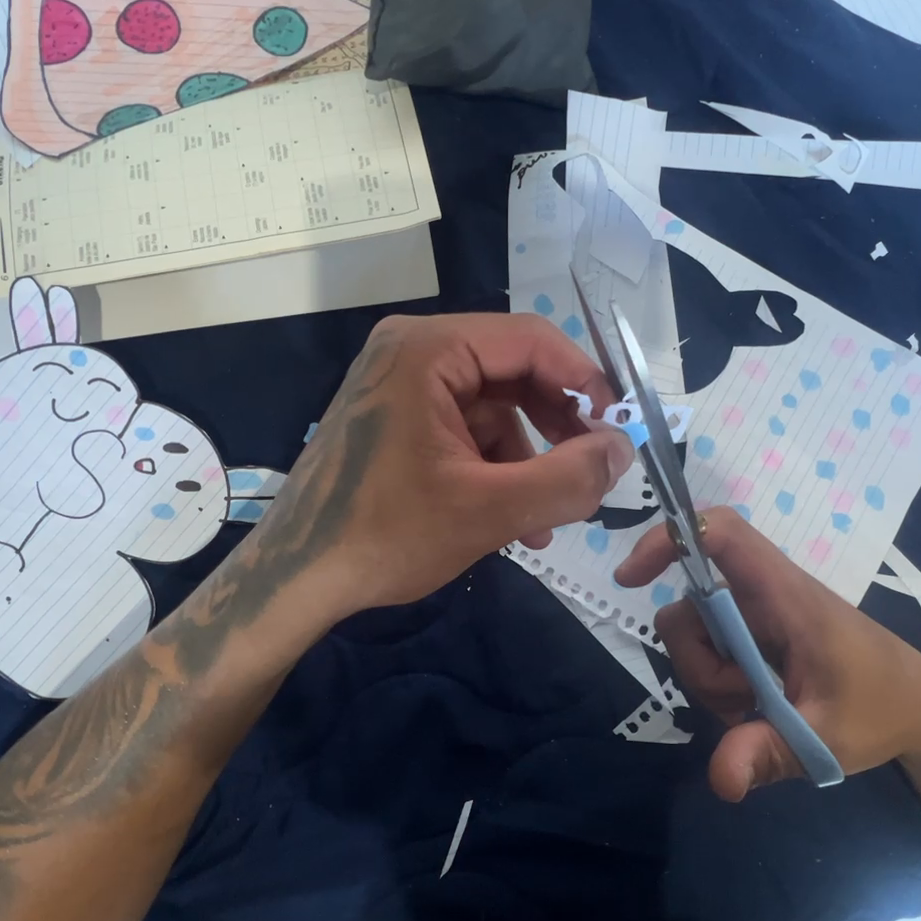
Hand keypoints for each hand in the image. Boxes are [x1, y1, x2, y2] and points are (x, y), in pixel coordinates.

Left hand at [259, 313, 635, 620]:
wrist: (296, 580)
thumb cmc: (386, 535)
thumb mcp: (489, 510)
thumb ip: (569, 478)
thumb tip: (624, 451)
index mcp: (427, 350)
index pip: (531, 340)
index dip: (585, 381)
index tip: (620, 429)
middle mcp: (410, 353)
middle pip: (512, 374)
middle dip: (556, 428)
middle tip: (591, 473)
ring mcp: (398, 387)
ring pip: (492, 410)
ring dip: (527, 462)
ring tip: (547, 520)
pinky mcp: (393, 422)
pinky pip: (463, 433)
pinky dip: (493, 471)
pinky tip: (511, 522)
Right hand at [614, 507, 920, 800]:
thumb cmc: (884, 708)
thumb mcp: (829, 738)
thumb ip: (770, 753)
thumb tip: (720, 781)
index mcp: (785, 595)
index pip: (722, 534)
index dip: (670, 538)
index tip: (631, 577)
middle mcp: (762, 598)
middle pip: (690, 607)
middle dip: (697, 662)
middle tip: (742, 703)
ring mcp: (756, 619)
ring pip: (694, 636)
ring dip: (710, 681)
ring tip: (757, 712)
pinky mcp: (755, 640)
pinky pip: (711, 653)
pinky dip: (719, 685)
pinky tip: (753, 710)